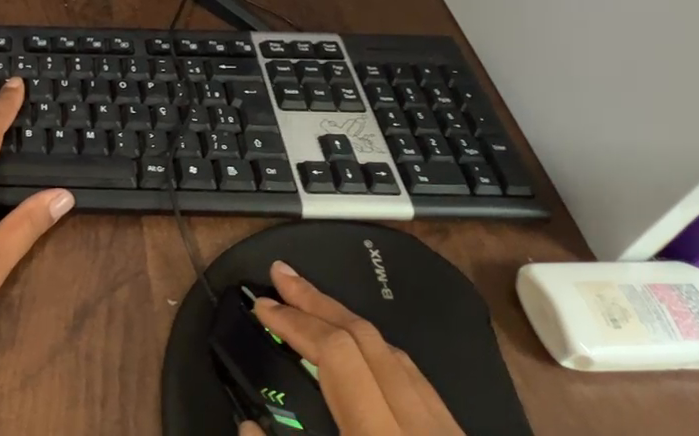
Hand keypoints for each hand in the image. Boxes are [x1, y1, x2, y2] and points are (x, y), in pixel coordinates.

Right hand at [236, 261, 463, 435]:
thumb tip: (249, 426)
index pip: (338, 354)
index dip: (297, 322)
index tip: (263, 307)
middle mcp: (421, 427)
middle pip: (369, 340)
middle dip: (319, 303)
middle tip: (281, 277)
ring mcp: (449, 433)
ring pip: (399, 356)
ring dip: (349, 322)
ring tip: (312, 305)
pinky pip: (419, 382)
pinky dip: (382, 354)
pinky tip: (365, 355)